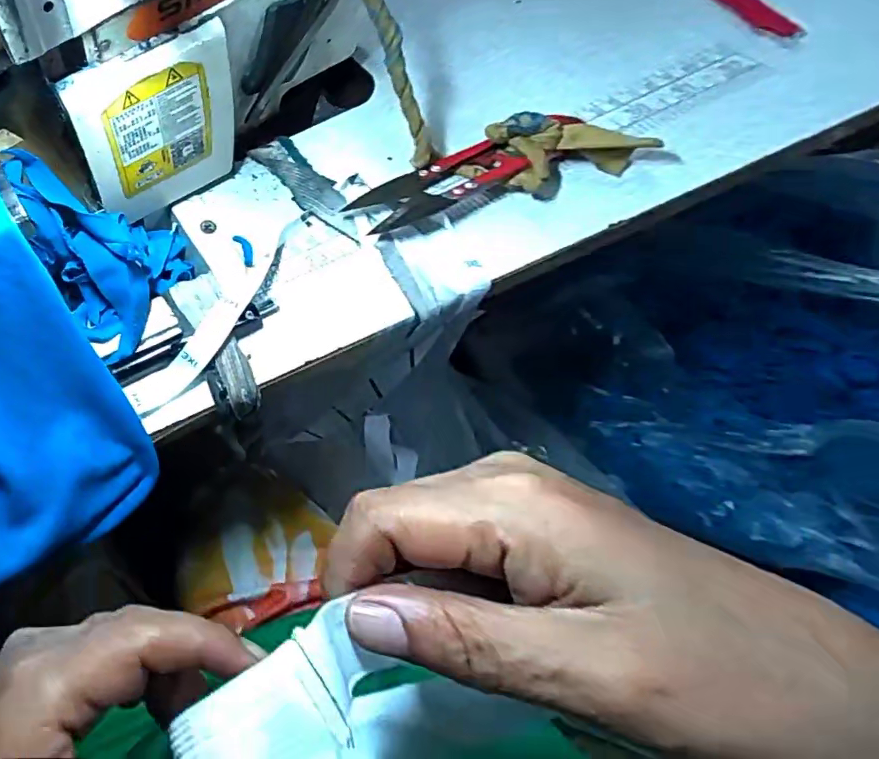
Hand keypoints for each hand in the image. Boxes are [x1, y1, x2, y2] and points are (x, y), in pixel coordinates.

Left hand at [0, 605, 262, 758]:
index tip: (265, 672)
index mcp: (46, 674)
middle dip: (194, 655)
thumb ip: (168, 751)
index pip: (138, 633)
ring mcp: (26, 656)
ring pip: (113, 638)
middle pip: (128, 628)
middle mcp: (35, 646)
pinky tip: (161, 711)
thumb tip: (224, 738)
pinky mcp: (27, 673)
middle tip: (253, 699)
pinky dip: (137, 675)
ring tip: (211, 714)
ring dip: (167, 667)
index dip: (204, 643)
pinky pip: (93, 656)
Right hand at [325, 452, 878, 757]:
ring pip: (416, 524)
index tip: (351, 642)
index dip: (346, 573)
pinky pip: (455, 535)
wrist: (864, 698)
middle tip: (395, 652)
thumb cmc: (733, 688)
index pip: (376, 516)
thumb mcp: (596, 678)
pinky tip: (480, 620)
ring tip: (442, 642)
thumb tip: (352, 618)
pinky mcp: (538, 514)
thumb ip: (464, 640)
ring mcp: (520, 490)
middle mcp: (499, 475)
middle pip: (391, 514)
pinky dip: (444, 579)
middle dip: (375, 578)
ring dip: (409, 582)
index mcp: (506, 499)